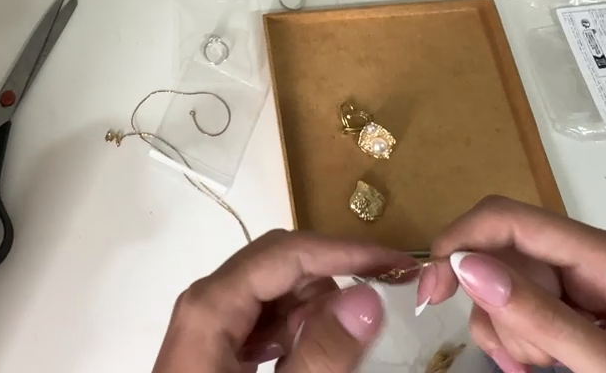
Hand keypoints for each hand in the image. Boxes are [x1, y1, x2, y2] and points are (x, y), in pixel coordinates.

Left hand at [153, 229, 415, 372]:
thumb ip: (322, 354)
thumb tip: (368, 298)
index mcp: (212, 303)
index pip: (286, 252)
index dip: (345, 251)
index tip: (398, 261)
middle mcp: (207, 299)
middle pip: (278, 264)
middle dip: (334, 272)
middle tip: (390, 290)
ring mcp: (209, 321)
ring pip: (273, 291)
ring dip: (317, 304)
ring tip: (356, 331)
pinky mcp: (216, 345)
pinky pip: (263, 318)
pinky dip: (296, 327)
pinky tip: (317, 349)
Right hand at [418, 196, 605, 372]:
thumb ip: (548, 323)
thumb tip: (467, 264)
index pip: (510, 218)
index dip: (460, 240)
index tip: (431, 289)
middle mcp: (591, 261)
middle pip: (504, 253)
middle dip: (496, 306)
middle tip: (522, 365)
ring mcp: (584, 289)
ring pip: (504, 284)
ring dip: (507, 331)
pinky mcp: (578, 316)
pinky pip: (520, 309)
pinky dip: (514, 341)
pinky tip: (535, 370)